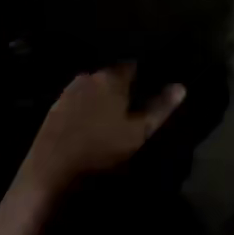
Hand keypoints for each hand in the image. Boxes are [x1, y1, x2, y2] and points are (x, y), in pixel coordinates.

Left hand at [17, 64, 185, 195]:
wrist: (52, 169)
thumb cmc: (101, 150)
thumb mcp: (138, 133)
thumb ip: (160, 108)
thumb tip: (181, 86)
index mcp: (111, 78)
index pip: (132, 66)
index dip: (143, 76)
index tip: (149, 87)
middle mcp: (89, 76)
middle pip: (111, 75)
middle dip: (122, 86)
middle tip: (132, 105)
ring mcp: (69, 90)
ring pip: (93, 87)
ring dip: (103, 97)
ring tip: (112, 115)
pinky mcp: (55, 106)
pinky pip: (78, 99)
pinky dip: (87, 106)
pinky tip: (90, 123)